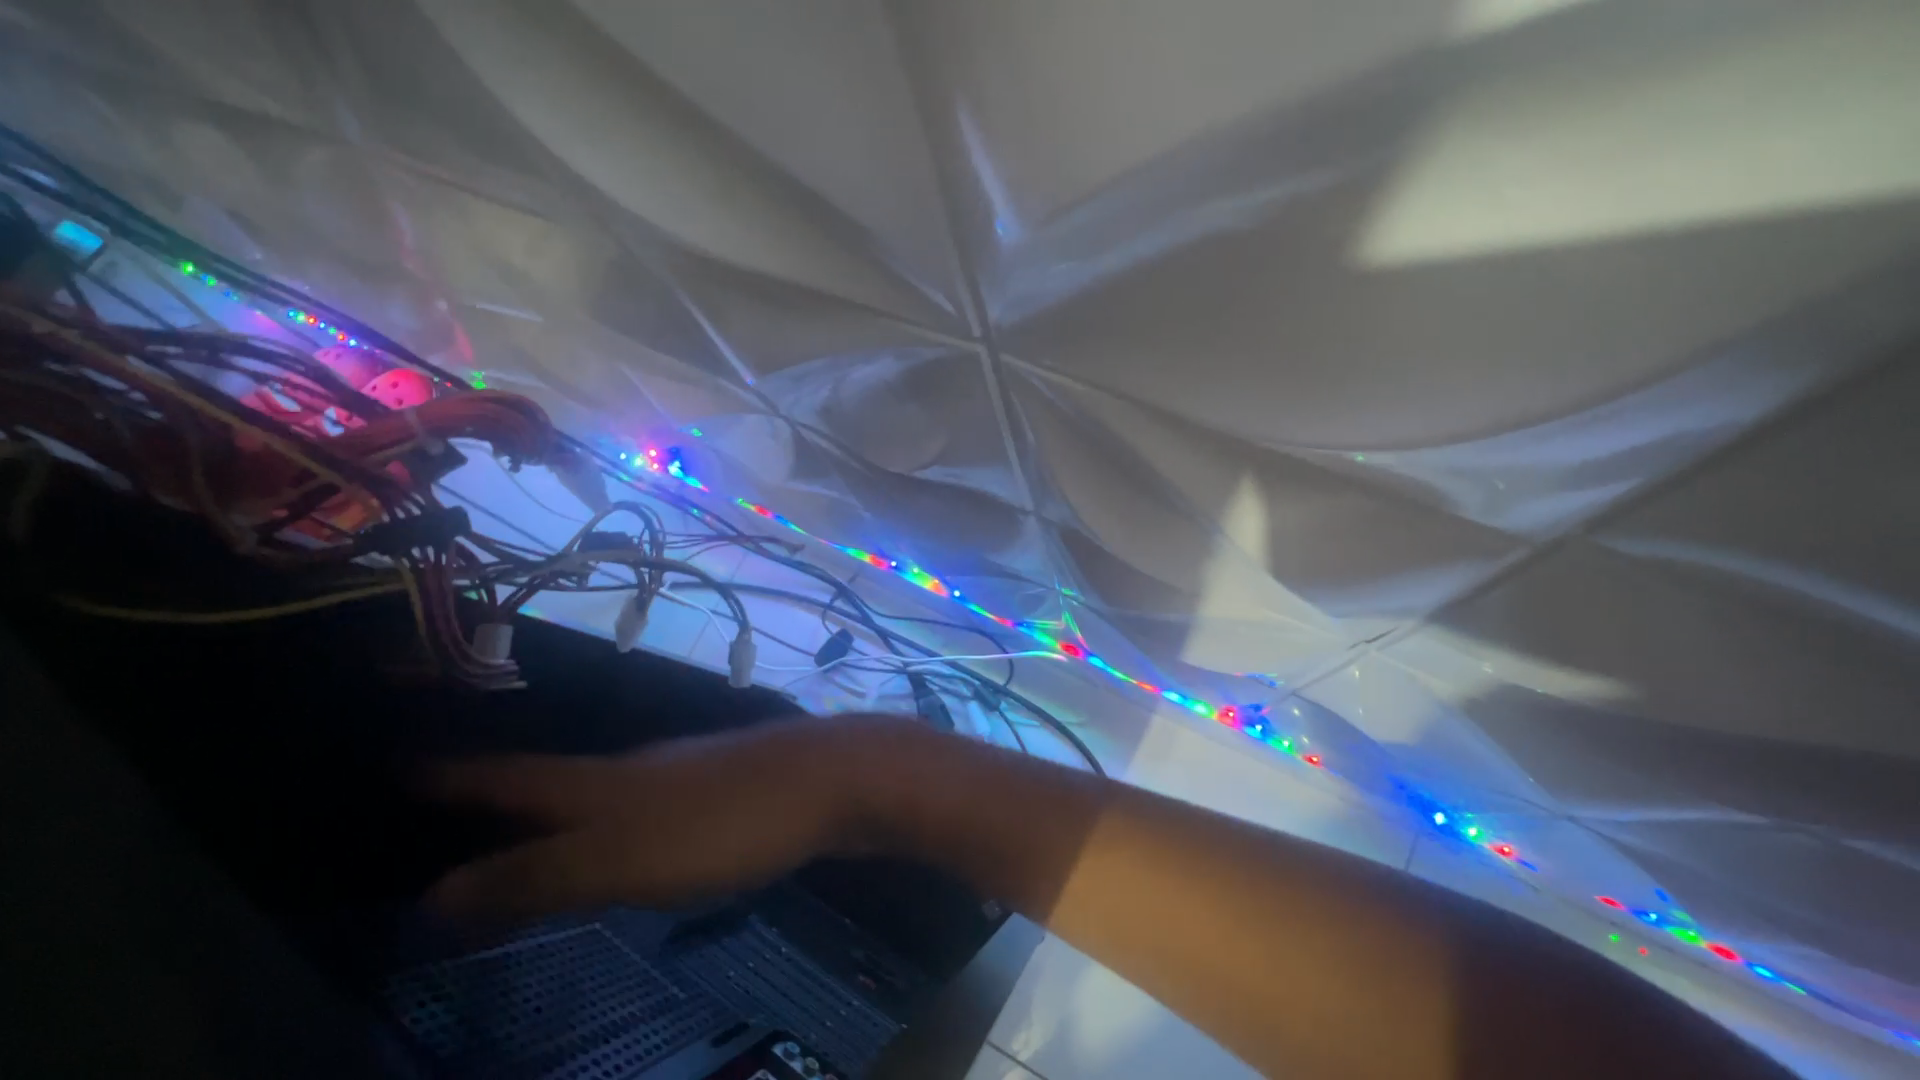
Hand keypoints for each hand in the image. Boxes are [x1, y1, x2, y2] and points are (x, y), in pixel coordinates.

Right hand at [425, 714, 914, 920]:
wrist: (833, 781)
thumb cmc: (722, 823)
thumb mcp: (619, 862)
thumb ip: (536, 879)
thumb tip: (431, 897)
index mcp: (597, 782)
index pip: (505, 776)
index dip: (450, 776)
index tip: (399, 765)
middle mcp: (634, 767)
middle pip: (551, 778)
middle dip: (501, 794)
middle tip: (456, 809)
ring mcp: (684, 772)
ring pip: (605, 790)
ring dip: (563, 810)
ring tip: (532, 832)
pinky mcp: (725, 789)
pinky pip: (651, 806)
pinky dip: (620, 824)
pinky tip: (635, 843)